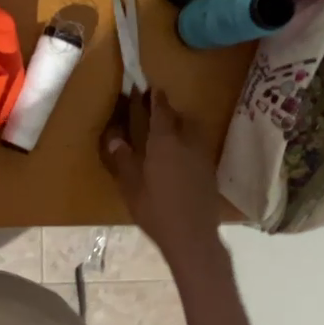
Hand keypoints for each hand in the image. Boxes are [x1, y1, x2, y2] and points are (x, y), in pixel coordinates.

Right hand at [100, 89, 222, 257]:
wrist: (192, 237)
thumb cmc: (156, 211)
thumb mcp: (131, 187)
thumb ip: (123, 160)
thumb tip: (115, 138)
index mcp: (165, 144)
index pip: (161, 113)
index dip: (155, 99)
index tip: (149, 87)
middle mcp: (187, 144)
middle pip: (180, 118)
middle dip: (168, 110)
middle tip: (154, 107)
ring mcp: (202, 158)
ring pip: (192, 132)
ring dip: (180, 125)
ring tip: (167, 130)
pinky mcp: (208, 173)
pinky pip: (196, 148)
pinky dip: (186, 143)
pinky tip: (178, 156)